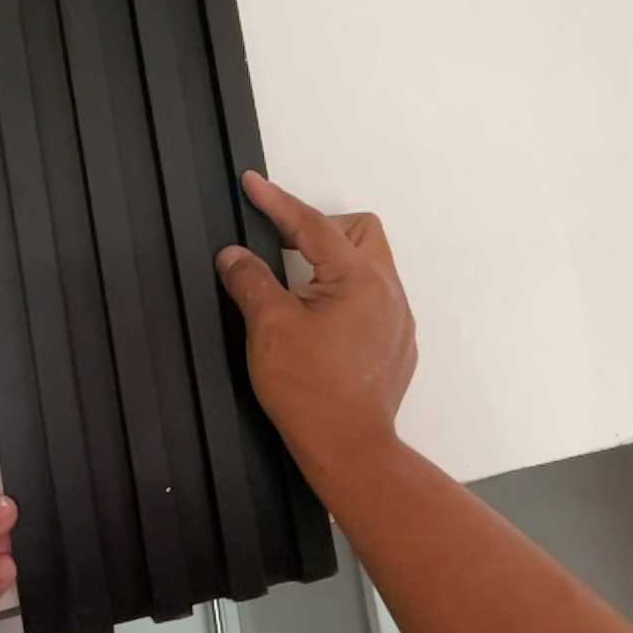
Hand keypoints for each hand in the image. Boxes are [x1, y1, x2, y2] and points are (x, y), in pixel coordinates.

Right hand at [215, 171, 417, 477]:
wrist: (349, 449)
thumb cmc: (309, 389)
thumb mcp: (269, 327)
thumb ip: (250, 281)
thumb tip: (233, 256)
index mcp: (358, 279)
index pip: (313, 225)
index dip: (277, 202)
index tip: (253, 183)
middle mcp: (388, 291)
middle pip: (360, 231)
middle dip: (322, 228)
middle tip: (285, 246)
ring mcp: (398, 319)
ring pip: (372, 265)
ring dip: (336, 262)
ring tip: (301, 284)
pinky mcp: (397, 344)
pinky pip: (376, 298)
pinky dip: (347, 293)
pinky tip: (322, 320)